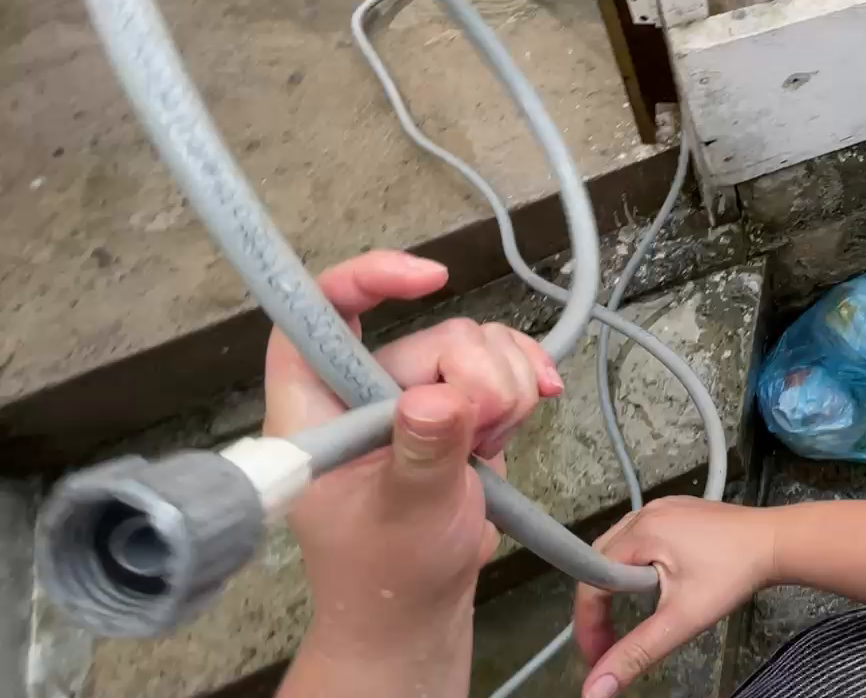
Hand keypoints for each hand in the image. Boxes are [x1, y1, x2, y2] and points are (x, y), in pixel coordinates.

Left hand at [264, 250, 563, 658]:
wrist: (426, 593)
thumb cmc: (391, 567)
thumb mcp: (405, 515)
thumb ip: (423, 455)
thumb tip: (440, 397)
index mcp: (322, 412)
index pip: (319, 319)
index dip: (365, 281)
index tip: (430, 280)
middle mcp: (370, 390)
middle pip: (438, 337)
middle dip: (482, 380)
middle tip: (486, 434)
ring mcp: (423, 391)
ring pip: (483, 343)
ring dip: (509, 388)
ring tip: (494, 441)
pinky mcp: (469, 397)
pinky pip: (510, 355)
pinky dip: (531, 373)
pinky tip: (539, 401)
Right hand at [575, 498, 780, 697]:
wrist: (777, 542)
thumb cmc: (731, 575)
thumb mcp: (681, 620)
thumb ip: (635, 654)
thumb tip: (593, 691)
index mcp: (644, 531)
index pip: (593, 579)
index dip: (589, 623)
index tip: (599, 657)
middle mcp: (649, 511)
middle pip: (601, 559)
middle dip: (598, 604)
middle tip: (609, 642)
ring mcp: (667, 506)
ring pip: (620, 546)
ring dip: (616, 582)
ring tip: (628, 619)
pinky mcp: (682, 509)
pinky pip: (643, 535)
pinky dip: (636, 562)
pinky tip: (652, 585)